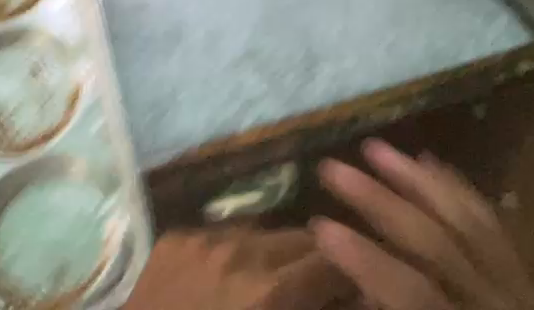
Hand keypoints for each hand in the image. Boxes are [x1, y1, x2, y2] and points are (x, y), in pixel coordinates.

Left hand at [127, 226, 354, 309]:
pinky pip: (221, 233)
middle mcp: (243, 251)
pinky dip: (234, 252)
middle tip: (318, 286)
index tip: (355, 288)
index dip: (349, 274)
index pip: (331, 261)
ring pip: (264, 231)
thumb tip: (352, 300)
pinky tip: (226, 277)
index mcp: (269, 290)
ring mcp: (206, 237)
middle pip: (302, 238)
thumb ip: (306, 309)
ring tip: (270, 280)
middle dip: (317, 260)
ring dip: (276, 253)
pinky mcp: (177, 236)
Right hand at [313, 140, 533, 309]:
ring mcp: (518, 290)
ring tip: (374, 148)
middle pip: (435, 243)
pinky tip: (430, 164)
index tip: (319, 225)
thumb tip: (360, 291)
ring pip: (465, 220)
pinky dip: (458, 191)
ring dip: (416, 180)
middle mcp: (495, 305)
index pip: (412, 292)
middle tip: (331, 168)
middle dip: (380, 202)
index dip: (365, 259)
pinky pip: (491, 225)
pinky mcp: (526, 281)